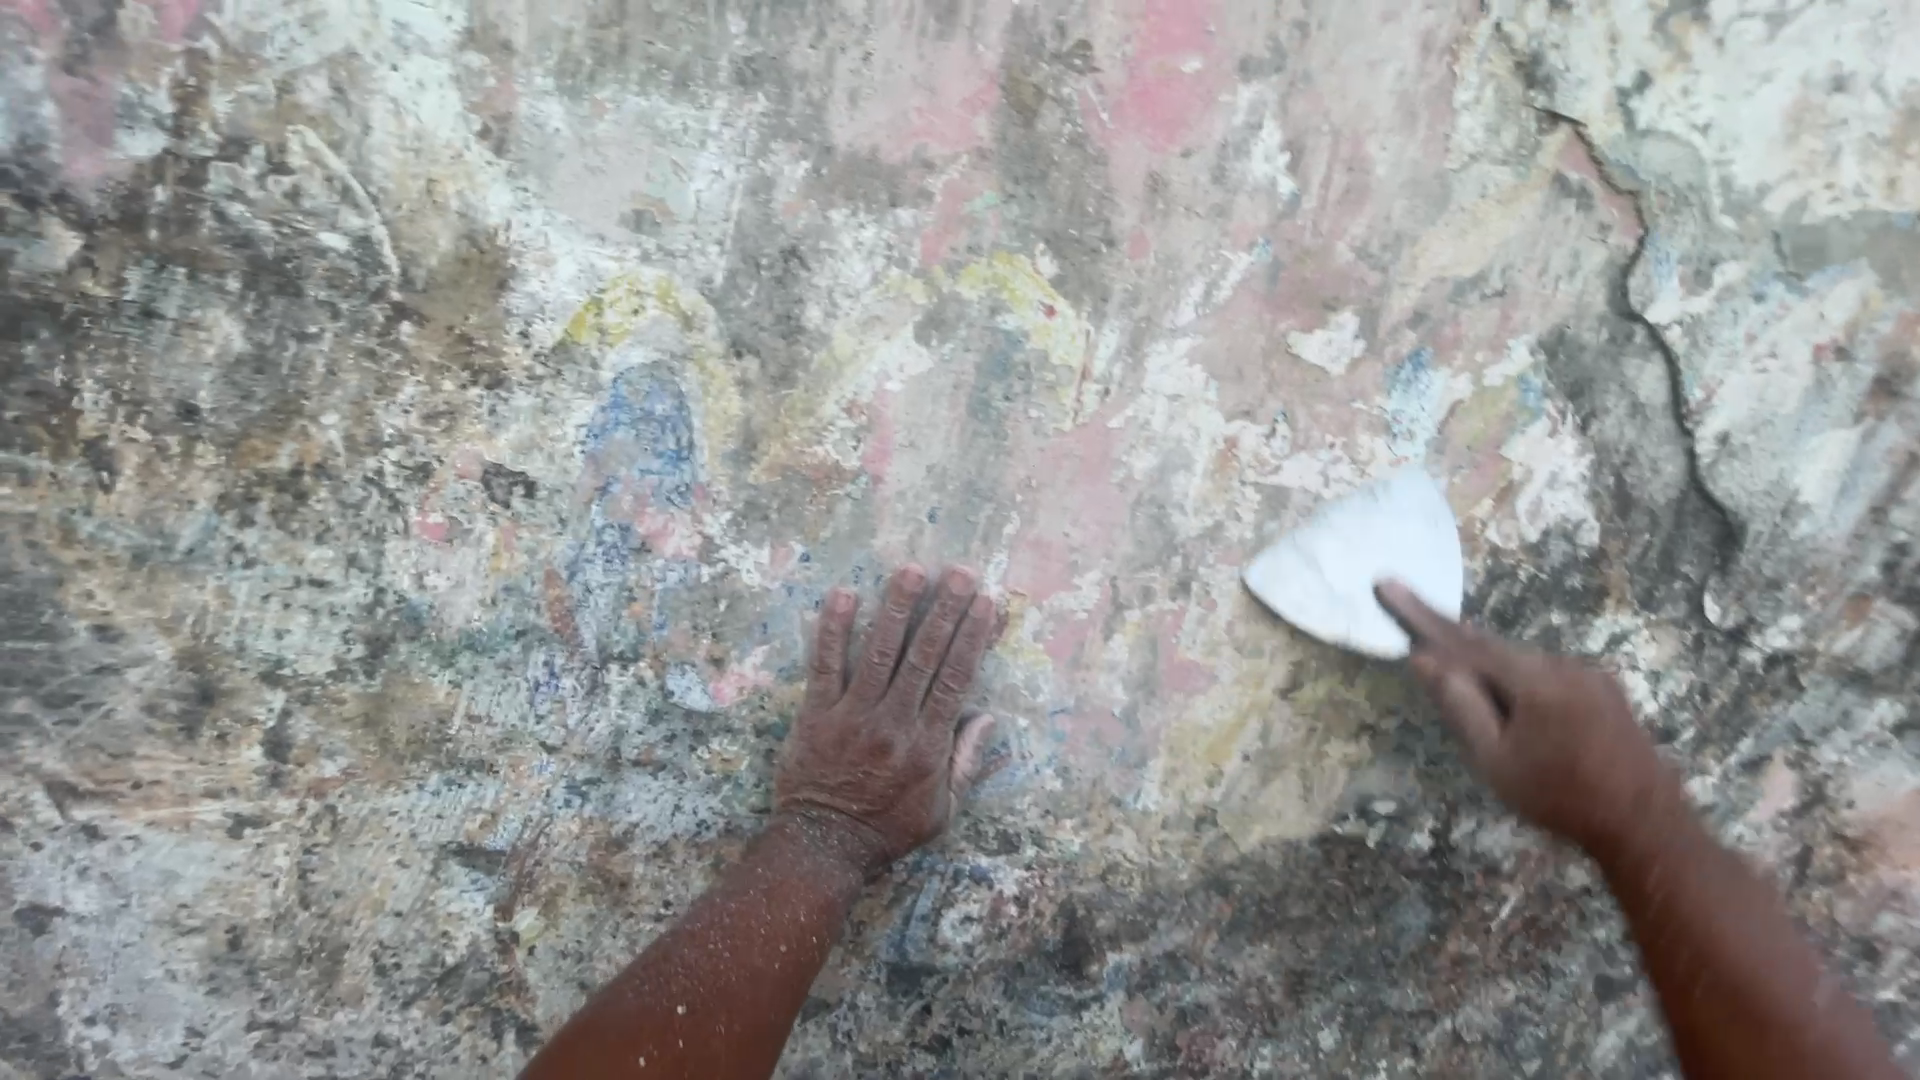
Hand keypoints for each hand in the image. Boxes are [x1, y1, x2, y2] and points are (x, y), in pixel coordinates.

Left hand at [773, 564, 1000, 875]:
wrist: (823, 847)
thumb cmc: (887, 829)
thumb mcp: (942, 810)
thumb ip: (966, 763)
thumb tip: (989, 717)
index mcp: (928, 746)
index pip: (956, 679)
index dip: (974, 638)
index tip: (988, 604)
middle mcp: (894, 724)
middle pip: (924, 657)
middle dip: (945, 611)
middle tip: (960, 573)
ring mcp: (853, 716)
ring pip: (879, 653)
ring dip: (897, 609)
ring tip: (911, 570)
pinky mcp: (815, 714)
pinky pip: (825, 666)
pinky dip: (833, 631)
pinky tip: (843, 596)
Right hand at [1374, 580, 1677, 852]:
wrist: (1650, 830)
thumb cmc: (1560, 797)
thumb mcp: (1494, 758)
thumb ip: (1459, 703)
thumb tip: (1422, 657)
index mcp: (1534, 680)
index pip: (1462, 640)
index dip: (1419, 614)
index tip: (1386, 584)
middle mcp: (1564, 665)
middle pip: (1491, 648)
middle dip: (1452, 643)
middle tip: (1417, 632)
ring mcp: (1590, 675)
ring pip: (1518, 662)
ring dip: (1487, 668)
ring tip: (1468, 690)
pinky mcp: (1604, 689)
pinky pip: (1543, 672)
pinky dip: (1515, 678)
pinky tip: (1508, 698)